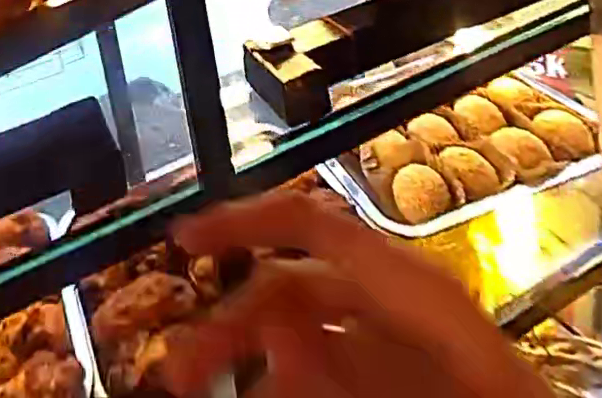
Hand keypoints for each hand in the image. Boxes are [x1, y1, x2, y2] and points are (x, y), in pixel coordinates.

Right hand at [162, 192, 549, 397]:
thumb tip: (270, 326)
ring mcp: (394, 341)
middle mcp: (393, 300)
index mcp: (408, 283)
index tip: (183, 240)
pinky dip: (285, 375)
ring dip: (251, 355)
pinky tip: (261, 389)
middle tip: (181, 365)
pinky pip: (324, 360)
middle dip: (231, 319)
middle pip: (290, 283)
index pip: (307, 222)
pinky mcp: (392, 372)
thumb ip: (341, 365)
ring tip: (206, 385)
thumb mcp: (420, 391)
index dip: (241, 221)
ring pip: (299, 330)